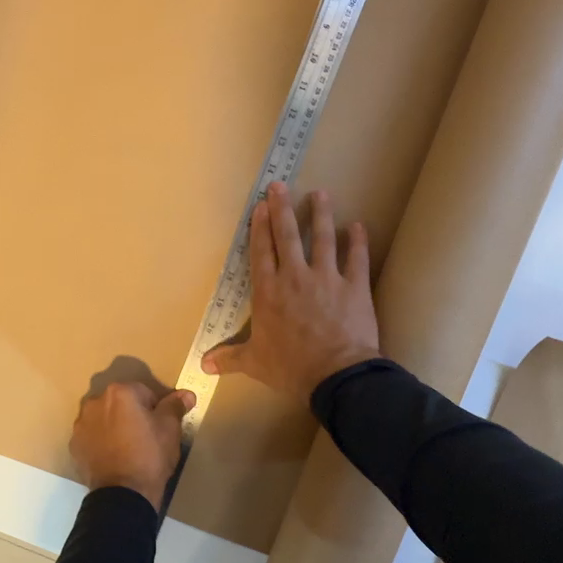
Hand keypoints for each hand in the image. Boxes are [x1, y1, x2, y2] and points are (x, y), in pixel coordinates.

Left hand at [70, 381, 194, 504]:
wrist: (123, 494)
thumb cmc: (150, 456)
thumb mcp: (170, 429)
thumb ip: (175, 407)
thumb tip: (187, 394)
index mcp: (119, 392)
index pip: (144, 392)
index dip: (156, 409)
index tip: (160, 427)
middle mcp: (95, 402)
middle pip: (120, 403)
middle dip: (132, 415)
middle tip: (146, 438)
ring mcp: (81, 424)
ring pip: (104, 419)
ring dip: (114, 427)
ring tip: (128, 450)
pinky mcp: (75, 445)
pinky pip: (92, 437)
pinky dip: (101, 443)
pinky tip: (113, 459)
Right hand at [201, 183, 380, 404]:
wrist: (336, 376)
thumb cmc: (291, 368)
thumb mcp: (255, 363)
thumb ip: (230, 358)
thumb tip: (202, 365)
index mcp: (268, 292)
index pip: (261, 251)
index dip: (260, 227)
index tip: (260, 206)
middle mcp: (295, 277)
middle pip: (288, 236)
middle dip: (282, 209)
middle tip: (280, 186)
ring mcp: (327, 279)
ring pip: (323, 238)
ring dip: (321, 214)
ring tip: (321, 194)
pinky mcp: (355, 287)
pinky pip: (357, 258)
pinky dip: (359, 241)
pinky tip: (359, 226)